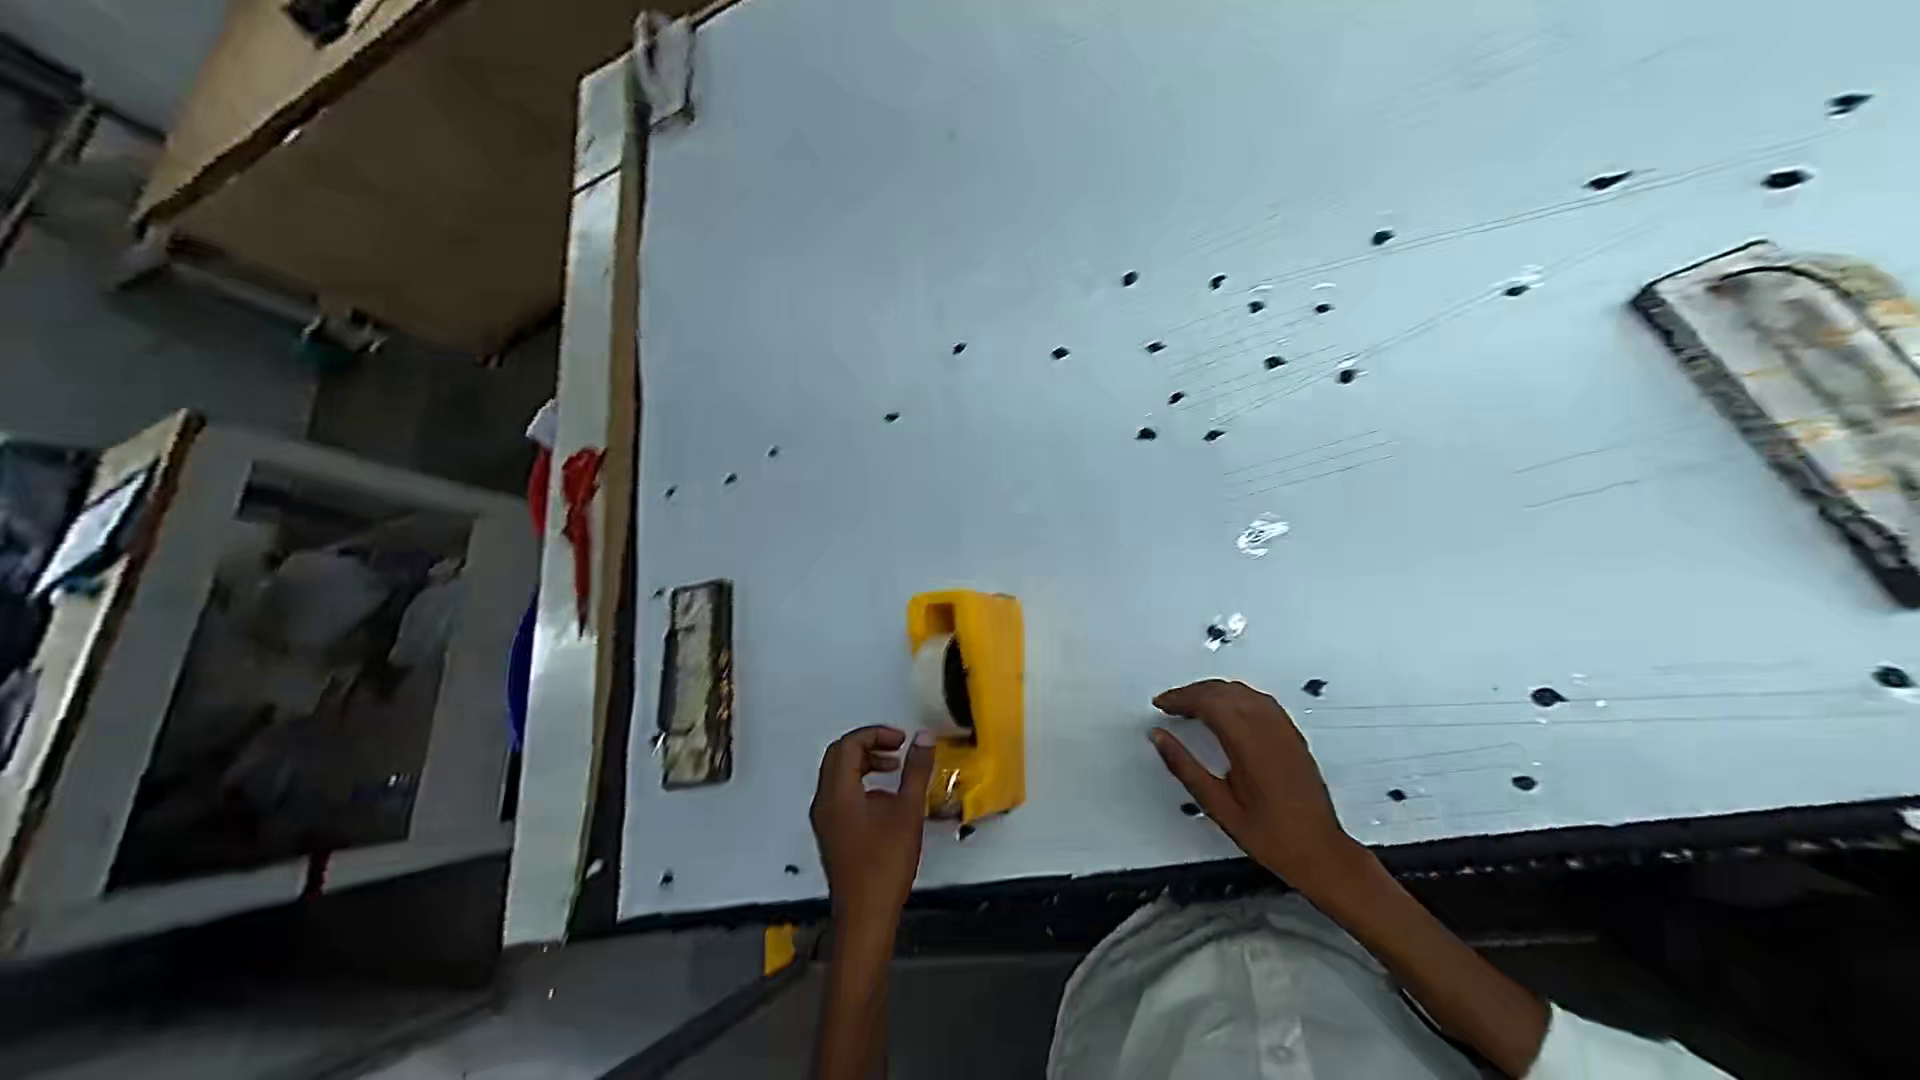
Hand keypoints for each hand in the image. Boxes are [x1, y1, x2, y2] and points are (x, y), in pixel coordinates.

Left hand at [811, 726, 935, 921]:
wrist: (867, 915)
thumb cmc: (884, 866)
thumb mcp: (908, 810)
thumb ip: (916, 769)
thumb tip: (923, 739)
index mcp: (838, 793)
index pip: (849, 744)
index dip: (876, 734)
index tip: (900, 739)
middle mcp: (824, 802)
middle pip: (839, 755)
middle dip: (869, 745)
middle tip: (896, 747)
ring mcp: (825, 819)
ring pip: (838, 774)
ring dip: (864, 763)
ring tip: (894, 769)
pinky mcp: (831, 833)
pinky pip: (840, 794)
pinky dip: (860, 783)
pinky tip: (886, 799)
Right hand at [1149, 679, 1361, 893]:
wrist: (1320, 852)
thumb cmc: (1275, 836)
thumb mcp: (1217, 805)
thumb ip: (1184, 767)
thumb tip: (1161, 739)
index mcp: (1249, 745)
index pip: (1208, 702)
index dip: (1180, 698)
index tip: (1163, 704)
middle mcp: (1270, 731)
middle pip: (1224, 691)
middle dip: (1192, 692)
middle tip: (1171, 703)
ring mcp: (1285, 731)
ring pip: (1242, 691)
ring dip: (1213, 691)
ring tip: (1193, 703)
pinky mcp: (1293, 736)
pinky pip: (1260, 700)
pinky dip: (1235, 696)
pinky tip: (1226, 708)